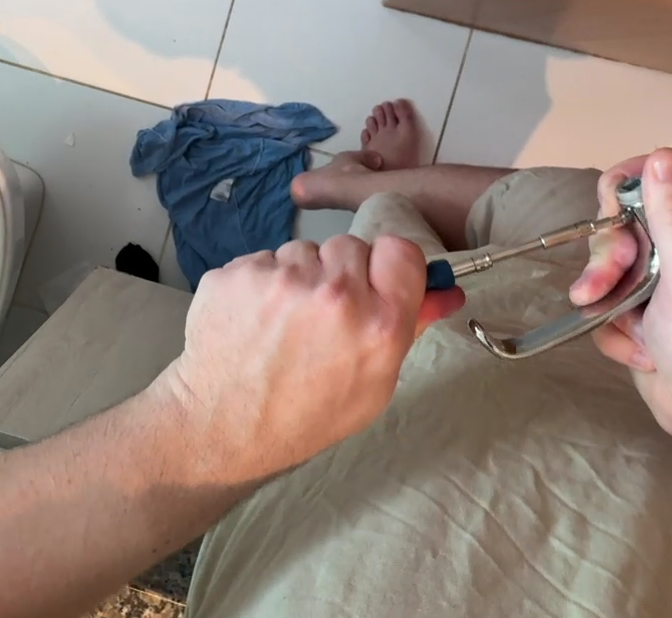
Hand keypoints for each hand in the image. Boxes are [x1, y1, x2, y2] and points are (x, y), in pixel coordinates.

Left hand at [150, 235, 463, 484]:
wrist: (221, 426)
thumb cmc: (308, 413)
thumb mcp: (374, 382)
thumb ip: (412, 326)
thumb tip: (449, 289)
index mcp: (378, 322)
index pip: (401, 250)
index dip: (388, 268)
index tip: (375, 286)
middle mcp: (333, 291)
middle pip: (351, 246)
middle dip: (341, 273)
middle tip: (323, 315)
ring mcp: (279, 277)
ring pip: (304, 250)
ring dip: (299, 276)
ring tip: (283, 323)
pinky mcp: (237, 270)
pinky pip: (263, 259)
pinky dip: (260, 282)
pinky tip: (253, 319)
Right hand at [570, 149, 671, 454]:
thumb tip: (663, 152)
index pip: (652, 178)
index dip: (623, 194)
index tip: (612, 221)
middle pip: (619, 226)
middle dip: (608, 259)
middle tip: (608, 286)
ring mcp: (662, 284)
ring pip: (607, 268)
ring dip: (607, 301)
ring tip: (629, 332)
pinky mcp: (643, 317)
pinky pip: (608, 307)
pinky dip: (616, 331)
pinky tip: (643, 352)